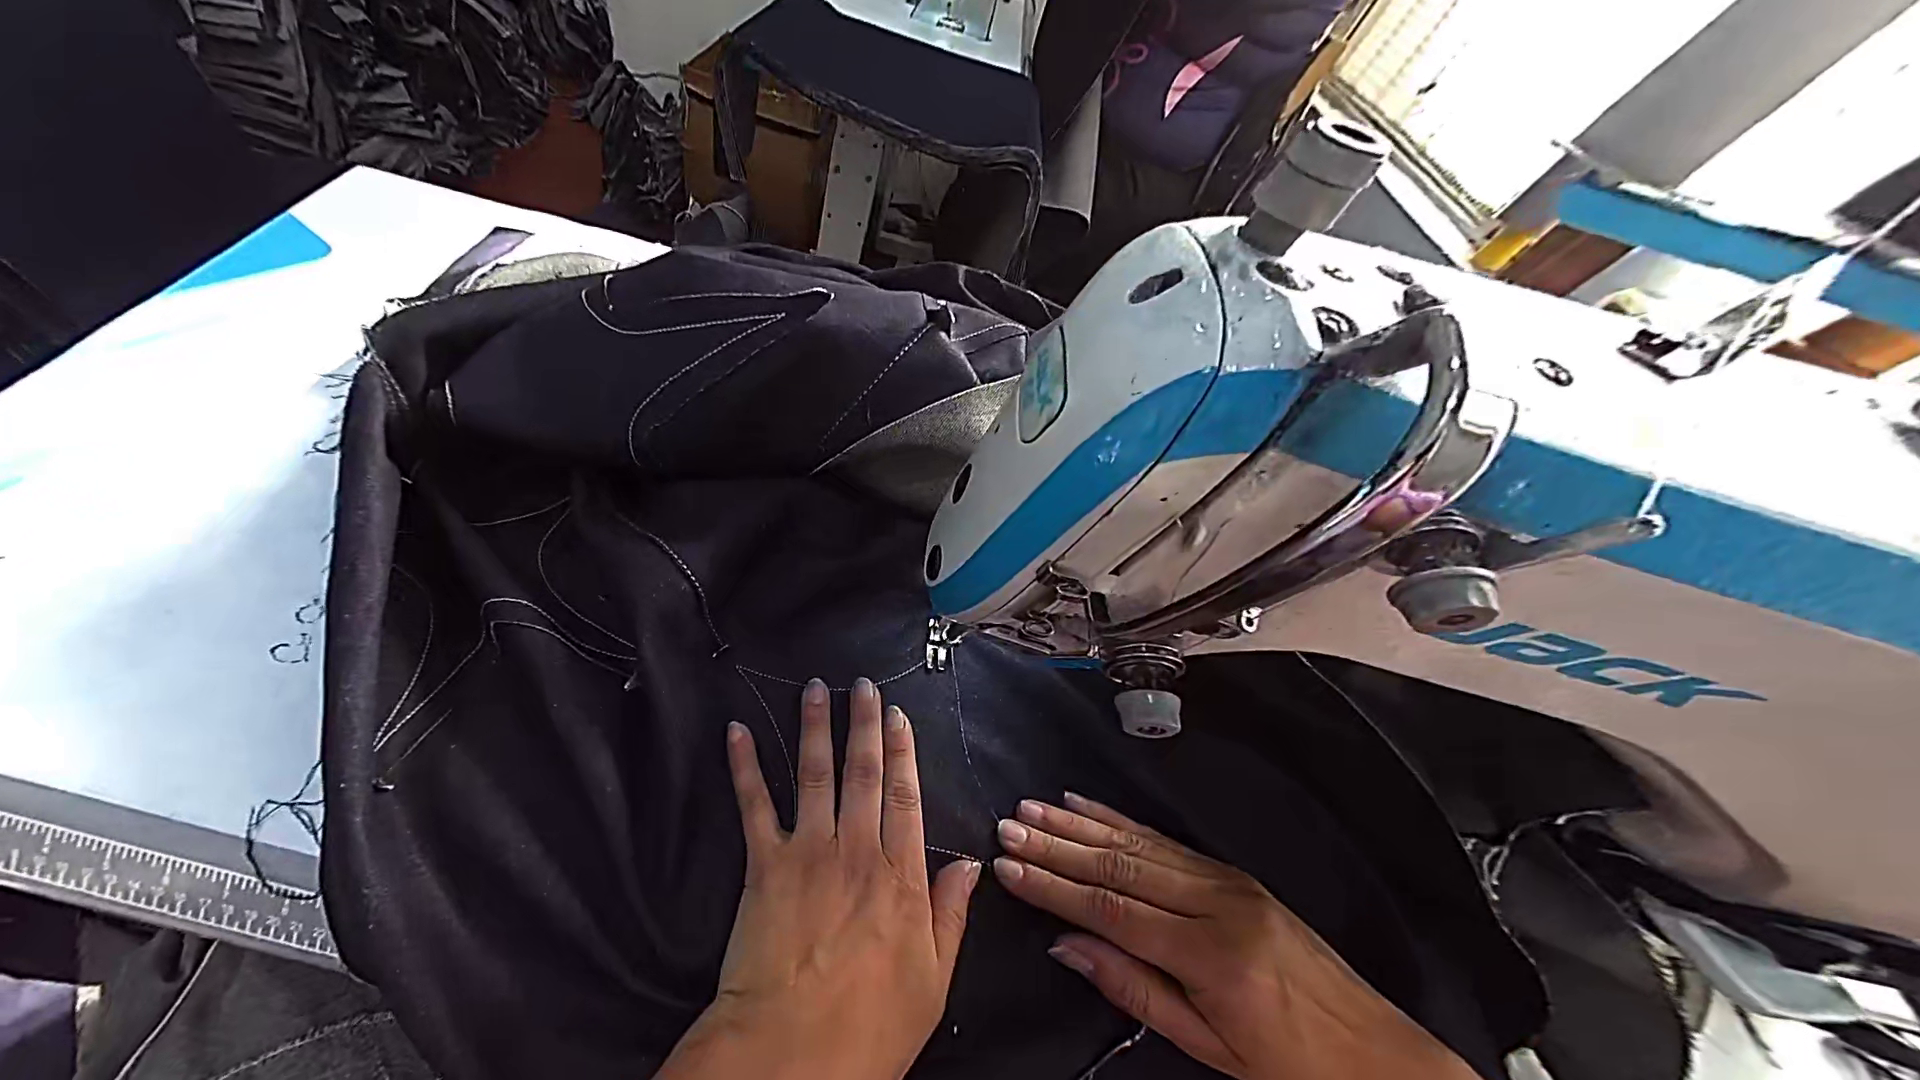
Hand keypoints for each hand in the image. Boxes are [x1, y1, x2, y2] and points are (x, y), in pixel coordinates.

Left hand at [658, 678, 982, 1079]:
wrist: (787, 1060)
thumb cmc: (867, 1028)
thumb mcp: (933, 979)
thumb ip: (952, 913)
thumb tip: (970, 863)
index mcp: (899, 876)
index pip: (906, 794)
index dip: (903, 750)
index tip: (898, 716)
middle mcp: (856, 851)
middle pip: (864, 772)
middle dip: (863, 723)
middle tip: (862, 686)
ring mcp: (808, 853)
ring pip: (814, 774)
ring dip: (814, 727)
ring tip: (815, 690)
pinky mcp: (764, 867)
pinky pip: (754, 806)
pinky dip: (745, 766)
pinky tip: (739, 733)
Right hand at [993, 794, 1476, 1079]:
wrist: (1382, 1055)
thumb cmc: (1291, 1068)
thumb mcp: (1210, 1047)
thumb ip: (1134, 988)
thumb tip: (1066, 946)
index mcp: (1208, 952)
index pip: (1111, 907)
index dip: (1054, 886)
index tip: (1010, 866)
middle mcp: (1214, 901)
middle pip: (1119, 864)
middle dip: (1057, 845)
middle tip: (1010, 825)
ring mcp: (1226, 880)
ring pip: (1138, 843)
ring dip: (1080, 824)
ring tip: (1036, 809)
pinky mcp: (1233, 873)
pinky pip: (1165, 840)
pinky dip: (1121, 820)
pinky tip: (1089, 806)